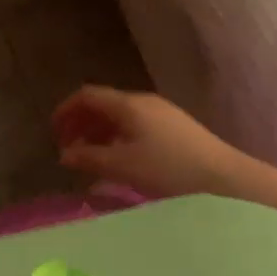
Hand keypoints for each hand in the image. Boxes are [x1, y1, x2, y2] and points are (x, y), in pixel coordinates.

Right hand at [52, 86, 252, 197]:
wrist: (224, 180)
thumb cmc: (169, 170)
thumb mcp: (124, 166)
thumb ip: (90, 158)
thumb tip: (65, 154)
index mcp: (128, 104)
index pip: (87, 95)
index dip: (65, 111)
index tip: (52, 133)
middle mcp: (144, 102)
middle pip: (103, 104)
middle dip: (81, 124)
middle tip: (68, 150)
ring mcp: (162, 114)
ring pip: (120, 117)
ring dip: (100, 134)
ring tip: (90, 161)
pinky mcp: (175, 129)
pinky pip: (136, 126)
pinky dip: (118, 139)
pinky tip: (120, 164)